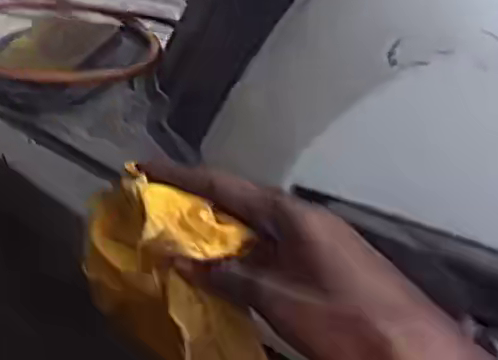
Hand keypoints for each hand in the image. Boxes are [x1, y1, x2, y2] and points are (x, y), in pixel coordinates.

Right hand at [140, 162, 487, 359]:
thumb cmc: (356, 329)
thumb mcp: (281, 302)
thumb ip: (228, 275)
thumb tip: (182, 259)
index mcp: (293, 215)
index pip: (221, 182)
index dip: (176, 175)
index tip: (141, 168)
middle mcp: (308, 221)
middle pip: (238, 201)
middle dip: (196, 202)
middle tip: (157, 204)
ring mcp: (327, 246)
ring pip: (257, 228)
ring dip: (220, 232)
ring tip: (184, 238)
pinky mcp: (338, 272)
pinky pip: (276, 249)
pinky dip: (245, 253)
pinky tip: (230, 270)